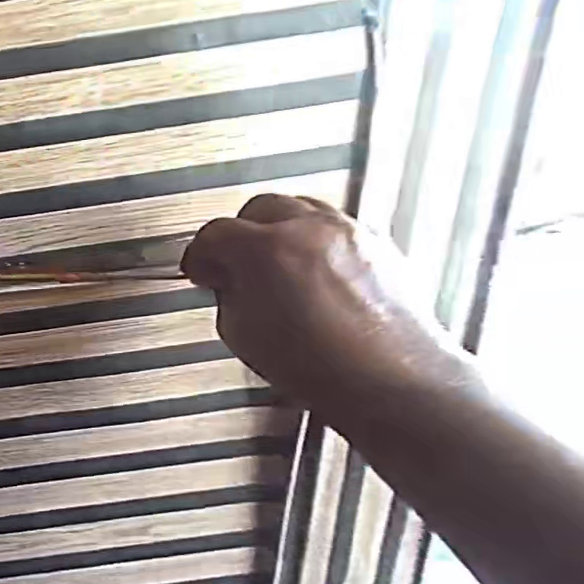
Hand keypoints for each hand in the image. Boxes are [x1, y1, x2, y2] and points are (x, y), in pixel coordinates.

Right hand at [181, 194, 469, 416]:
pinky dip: (311, 240)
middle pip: (260, 207)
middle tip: (227, 260)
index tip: (199, 268)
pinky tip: (301, 270)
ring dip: (277, 231)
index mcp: (265, 250)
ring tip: (266, 263)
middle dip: (238, 232)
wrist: (383, 377)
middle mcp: (310, 231)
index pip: (214, 232)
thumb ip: (227, 291)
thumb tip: (229, 280)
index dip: (199, 253)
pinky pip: (334, 226)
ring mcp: (351, 234)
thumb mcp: (237, 327)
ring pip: (301, 209)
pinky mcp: (379, 246)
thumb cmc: (316, 360)